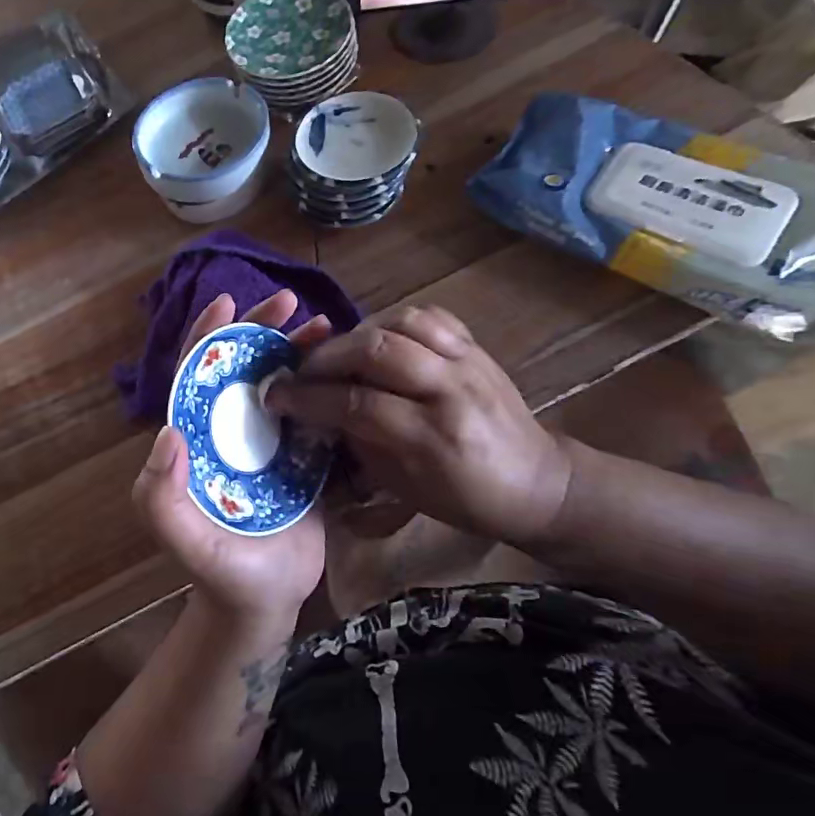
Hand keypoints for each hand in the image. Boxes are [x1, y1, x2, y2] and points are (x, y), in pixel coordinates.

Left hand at [133, 291, 332, 624]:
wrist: (263, 603)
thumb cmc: (217, 571)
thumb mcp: (183, 539)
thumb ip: (162, 495)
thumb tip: (168, 433)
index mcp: (195, 439)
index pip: (194, 376)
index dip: (206, 338)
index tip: (228, 302)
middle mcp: (227, 432)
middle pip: (239, 368)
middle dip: (259, 330)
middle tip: (290, 302)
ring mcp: (265, 443)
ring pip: (278, 383)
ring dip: (297, 350)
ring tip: (324, 325)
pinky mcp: (299, 458)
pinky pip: (311, 412)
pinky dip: (325, 386)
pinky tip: (346, 367)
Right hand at [265, 304, 574, 544]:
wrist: (538, 483)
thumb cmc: (464, 498)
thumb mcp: (403, 486)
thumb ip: (359, 442)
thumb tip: (318, 412)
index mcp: (432, 437)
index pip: (355, 403)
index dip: (308, 397)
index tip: (276, 397)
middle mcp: (450, 391)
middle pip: (375, 351)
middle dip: (325, 357)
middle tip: (300, 370)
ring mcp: (468, 362)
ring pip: (400, 323)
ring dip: (357, 334)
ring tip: (337, 354)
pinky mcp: (477, 347)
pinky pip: (428, 316)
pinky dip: (393, 322)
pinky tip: (377, 338)